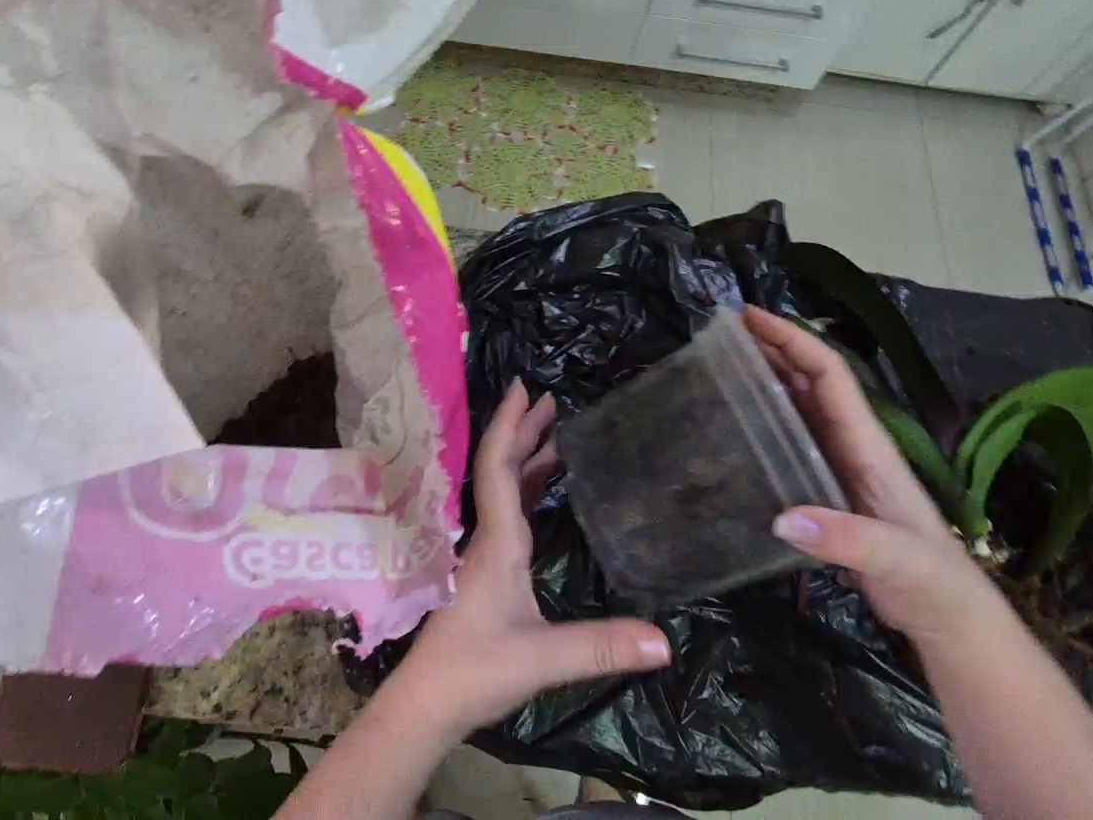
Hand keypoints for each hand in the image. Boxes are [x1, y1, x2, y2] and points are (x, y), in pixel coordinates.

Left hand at [387, 381, 671, 739]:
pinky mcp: (486, 576)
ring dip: (526, 460)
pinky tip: (542, 495)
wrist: (425, 704)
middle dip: (523, 432)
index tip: (523, 387)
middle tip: (550, 402)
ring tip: (556, 436)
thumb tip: (666, 641)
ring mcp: (484, 557)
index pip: (499, 468)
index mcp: (497, 542)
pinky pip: (508, 517)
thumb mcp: (542, 657)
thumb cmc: (475, 671)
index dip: (509, 425)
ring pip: (503, 493)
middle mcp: (488, 539)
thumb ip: (601, 647)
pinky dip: (525, 492)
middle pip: (500, 470)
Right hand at [745, 306, 1007, 643]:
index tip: (750, 317)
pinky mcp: (829, 488)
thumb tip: (783, 518)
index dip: (792, 339)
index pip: (829, 375)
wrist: (951, 617)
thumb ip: (847, 540)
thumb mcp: (896, 562)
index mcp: (868, 445)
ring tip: (724, 359)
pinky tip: (740, 420)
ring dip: (769, 374)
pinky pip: (795, 437)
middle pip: (811, 378)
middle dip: (774, 345)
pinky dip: (768, 415)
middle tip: (724, 329)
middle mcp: (853, 443)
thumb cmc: (932, 583)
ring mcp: (842, 464)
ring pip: (802, 404)